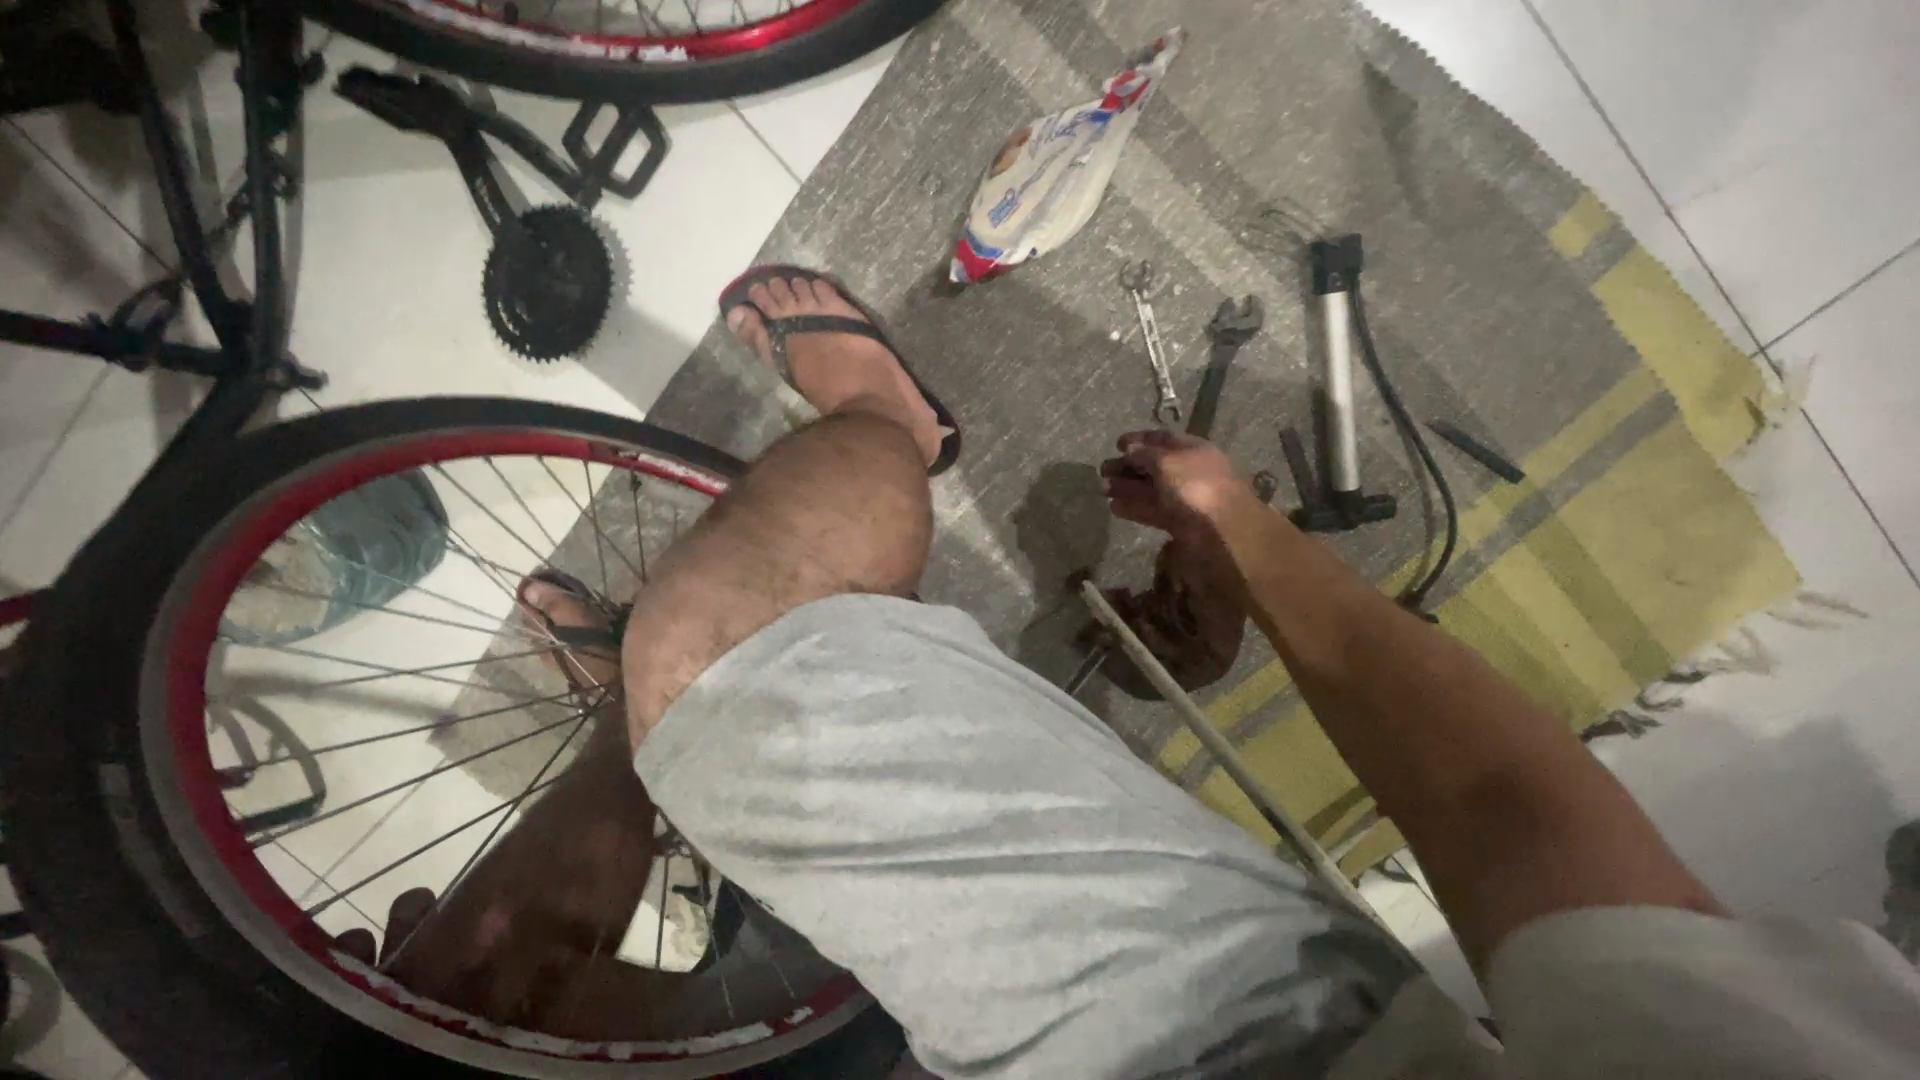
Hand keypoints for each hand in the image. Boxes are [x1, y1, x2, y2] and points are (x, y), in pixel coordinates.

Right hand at [1100, 430, 1252, 537]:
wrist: (1222, 531)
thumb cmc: (1195, 486)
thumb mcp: (1167, 461)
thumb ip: (1145, 454)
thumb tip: (1129, 450)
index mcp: (1193, 449)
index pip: (1164, 438)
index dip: (1140, 438)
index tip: (1117, 444)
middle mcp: (1189, 471)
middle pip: (1154, 465)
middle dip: (1128, 466)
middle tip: (1103, 470)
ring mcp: (1185, 498)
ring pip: (1151, 489)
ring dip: (1127, 487)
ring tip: (1102, 488)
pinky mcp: (1179, 522)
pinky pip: (1153, 510)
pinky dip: (1134, 507)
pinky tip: (1114, 507)